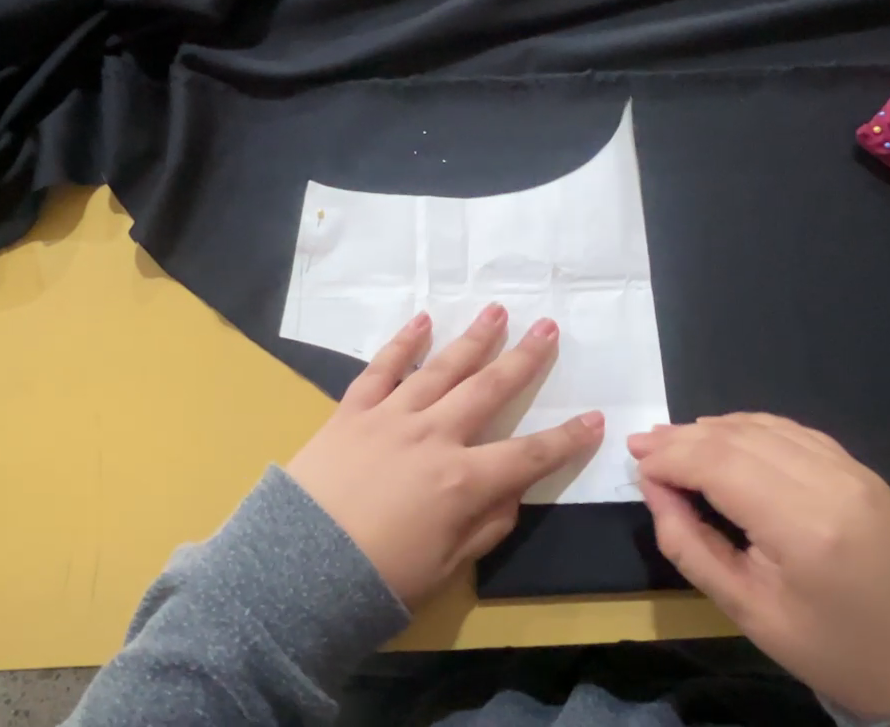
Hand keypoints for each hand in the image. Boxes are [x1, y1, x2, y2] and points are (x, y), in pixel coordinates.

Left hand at [287, 305, 603, 605]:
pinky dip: (403, 343)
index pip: (529, 455)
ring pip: (442, 369)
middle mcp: (434, 436)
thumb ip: (486, 526)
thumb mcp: (445, 566)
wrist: (294, 570)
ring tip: (497, 312)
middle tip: (548, 328)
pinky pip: (382, 369)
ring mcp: (391, 416)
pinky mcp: (352, 410)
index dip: (567, 439)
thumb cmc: (377, 578)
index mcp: (462, 481)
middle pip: (488, 390)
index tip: (595, 418)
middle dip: (523, 360)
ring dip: (472, 339)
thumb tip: (511, 493)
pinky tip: (422, 320)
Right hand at [627, 414, 889, 721]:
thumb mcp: (749, 613)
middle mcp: (829, 482)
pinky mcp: (862, 470)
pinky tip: (725, 437)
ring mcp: (852, 470)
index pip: (718, 465)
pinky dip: (750, 429)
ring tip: (672, 441)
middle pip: (737, 439)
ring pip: (764, 427)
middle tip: (641, 445)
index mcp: (803, 526)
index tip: (635, 462)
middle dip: (682, 439)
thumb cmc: (834, 650)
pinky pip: (793, 432)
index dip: (670, 457)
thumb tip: (654, 489)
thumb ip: (691, 546)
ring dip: (712, 429)